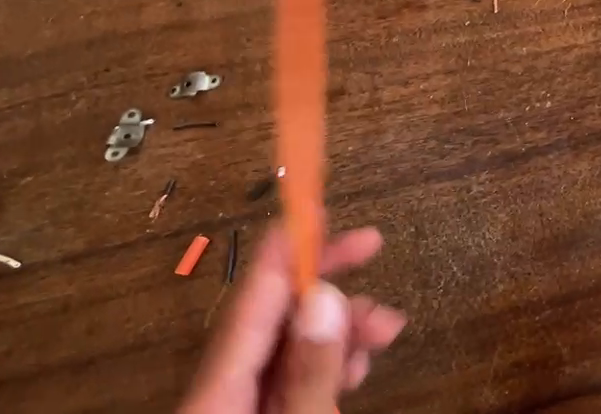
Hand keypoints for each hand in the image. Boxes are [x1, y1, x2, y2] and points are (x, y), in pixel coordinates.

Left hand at [180, 226, 407, 413]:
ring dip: (339, 328)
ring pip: (287, 347)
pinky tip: (356, 366)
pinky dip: (326, 361)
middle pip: (270, 319)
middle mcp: (215, 394)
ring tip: (386, 329)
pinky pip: (286, 377)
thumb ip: (312, 369)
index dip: (282, 252)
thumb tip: (326, 296)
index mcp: (214, 395)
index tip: (310, 207)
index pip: (250, 306)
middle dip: (325, 283)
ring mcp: (232, 407)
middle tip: (374, 243)